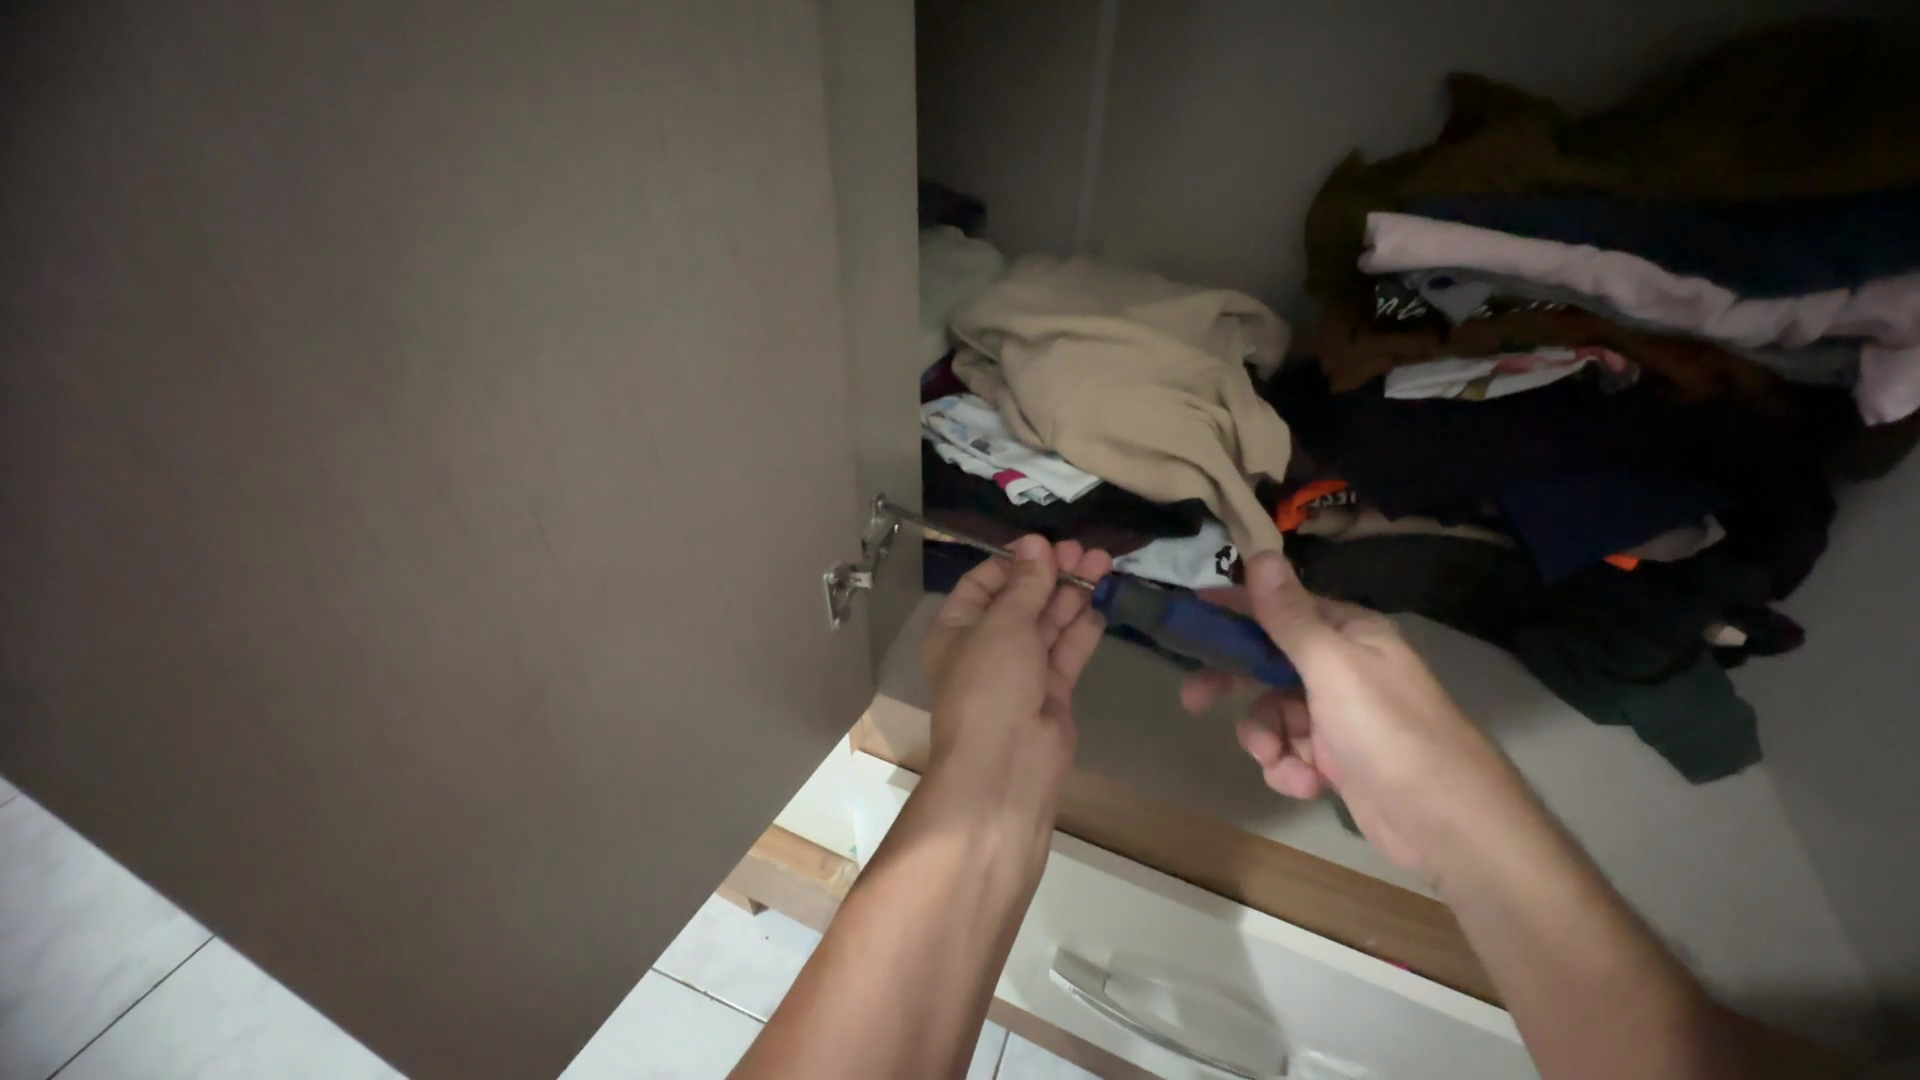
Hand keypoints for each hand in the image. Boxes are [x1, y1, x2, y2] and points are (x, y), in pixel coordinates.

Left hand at [922, 535, 1112, 820]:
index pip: (985, 583)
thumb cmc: (991, 684)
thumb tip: (1036, 544)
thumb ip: (1026, 584)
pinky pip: (1066, 653)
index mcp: (957, 628)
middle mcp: (986, 647)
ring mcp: (1019, 672)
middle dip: (1052, 574)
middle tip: (1087, 551)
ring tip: (1104, 565)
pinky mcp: (1050, 693)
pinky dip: (1081, 631)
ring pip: (1048, 624)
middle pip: (1021, 601)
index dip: (1016, 562)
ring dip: (1073, 595)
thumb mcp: (1004, 623)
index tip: (1048, 544)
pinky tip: (1100, 607)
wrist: (1007, 766)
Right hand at [1182, 552, 1515, 879]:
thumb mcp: (1332, 668)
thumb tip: (1261, 553)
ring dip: (1266, 738)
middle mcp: (1342, 669)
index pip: (1279, 608)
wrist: (1450, 827)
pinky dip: (1290, 768)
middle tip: (1193, 702)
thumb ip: (1289, 616)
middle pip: (1266, 664)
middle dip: (1233, 685)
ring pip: (1272, 714)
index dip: (1233, 612)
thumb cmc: (1390, 733)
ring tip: (1281, 759)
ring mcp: (1339, 717)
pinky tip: (1308, 784)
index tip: (1189, 616)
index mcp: (1348, 635)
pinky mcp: (1338, 761)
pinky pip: (1290, 752)